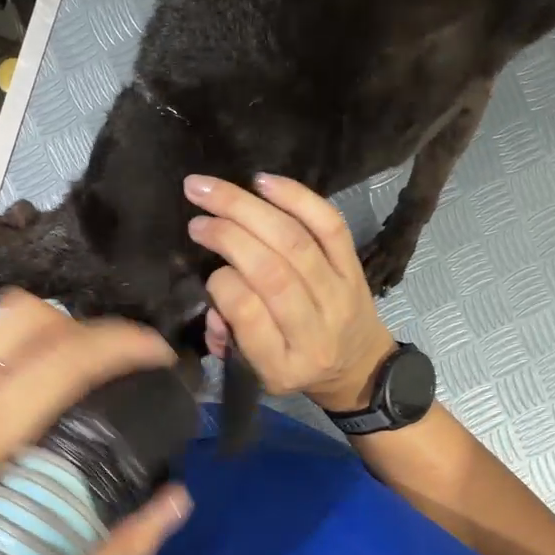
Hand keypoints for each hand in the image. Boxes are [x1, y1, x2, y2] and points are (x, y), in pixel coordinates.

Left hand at [0, 292, 191, 554]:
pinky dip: (6, 359)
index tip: (158, 352)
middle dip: (85, 329)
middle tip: (113, 362)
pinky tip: (17, 394)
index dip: (123, 344)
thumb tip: (181, 497)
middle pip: (29, 315)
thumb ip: (130, 535)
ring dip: (44, 340)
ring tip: (70, 376)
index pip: (64, 359)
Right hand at [184, 173, 396, 412]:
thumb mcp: (257, 372)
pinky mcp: (354, 268)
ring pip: (295, 242)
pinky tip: (262, 182)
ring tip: (213, 189)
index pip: (249, 313)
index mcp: (283, 364)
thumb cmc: (295, 368)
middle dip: (228, 234)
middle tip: (196, 214)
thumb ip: (227, 339)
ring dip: (249, 208)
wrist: (357, 366)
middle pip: (272, 271)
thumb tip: (212, 299)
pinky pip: (329, 225)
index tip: (208, 273)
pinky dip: (297, 197)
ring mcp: (339, 295)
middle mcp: (315, 330)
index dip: (222, 284)